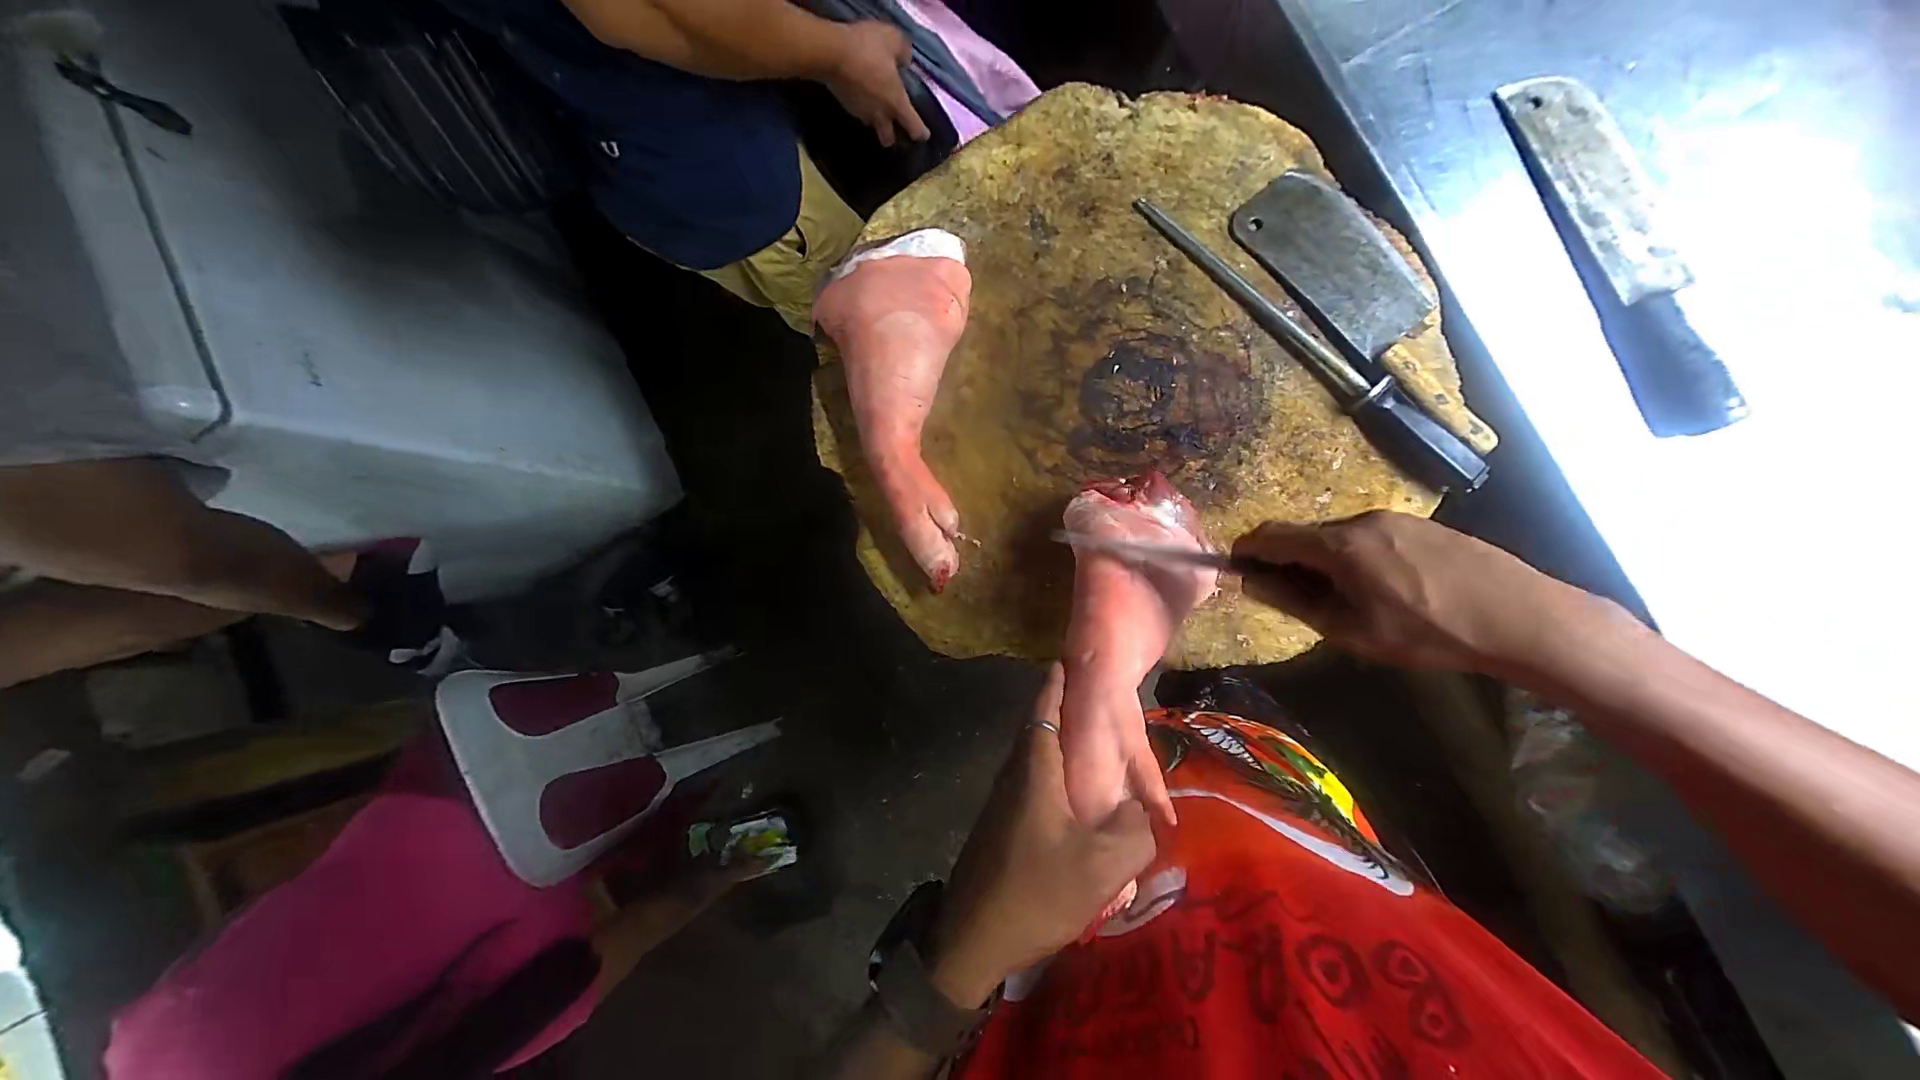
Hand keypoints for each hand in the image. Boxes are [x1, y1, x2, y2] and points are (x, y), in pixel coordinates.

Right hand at [824, 21, 929, 147]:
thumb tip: (905, 60)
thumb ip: (903, 52)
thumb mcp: (893, 40)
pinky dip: (860, 104)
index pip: (914, 129)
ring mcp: (861, 113)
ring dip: (874, 117)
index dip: (921, 133)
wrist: (832, 53)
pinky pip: (857, 110)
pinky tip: (859, 90)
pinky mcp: (845, 106)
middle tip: (892, 124)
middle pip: (888, 139)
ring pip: (871, 124)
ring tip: (873, 101)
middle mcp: (880, 115)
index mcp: (897, 104)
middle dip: (891, 136)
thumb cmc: (868, 48)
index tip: (923, 134)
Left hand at [928, 664, 1157, 1006]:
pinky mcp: (998, 827)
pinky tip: (1065, 794)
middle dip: (1054, 708)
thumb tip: (1145, 809)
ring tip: (1081, 741)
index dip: (1054, 687)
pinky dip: (1046, 771)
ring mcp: (1001, 804)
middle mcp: (1012, 779)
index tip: (1063, 662)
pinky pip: (1026, 782)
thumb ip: (1135, 829)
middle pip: (1033, 731)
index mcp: (1035, 774)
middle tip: (1082, 697)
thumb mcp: (1104, 865)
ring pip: (1028, 758)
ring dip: (1050, 741)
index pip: (1043, 715)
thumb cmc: (1039, 891)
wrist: (975, 936)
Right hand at [1231, 511, 1613, 674]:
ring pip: (1334, 536)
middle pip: (1301, 534)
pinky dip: (1351, 555)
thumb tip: (1251, 581)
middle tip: (1296, 599)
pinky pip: (1366, 535)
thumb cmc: (1430, 632)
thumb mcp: (1352, 630)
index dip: (1245, 552)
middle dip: (1285, 560)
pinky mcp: (1419, 523)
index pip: (1269, 536)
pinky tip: (1380, 586)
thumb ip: (1295, 602)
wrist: (1525, 617)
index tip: (1237, 571)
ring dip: (1320, 559)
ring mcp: (1392, 517)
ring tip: (1343, 598)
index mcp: (1338, 544)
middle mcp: (1359, 520)